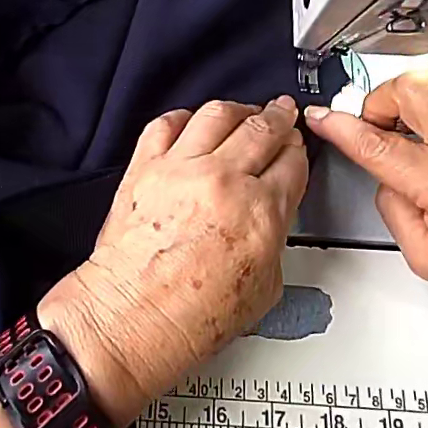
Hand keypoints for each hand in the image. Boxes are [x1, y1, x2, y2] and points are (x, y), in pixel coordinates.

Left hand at [40, 97, 307, 425]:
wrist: (130, 317)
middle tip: (281, 116)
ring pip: (216, 114)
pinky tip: (190, 123)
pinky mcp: (142, 169)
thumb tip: (268, 214)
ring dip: (237, 110)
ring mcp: (179, 170)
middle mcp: (221, 181)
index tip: (296, 148)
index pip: (292, 161)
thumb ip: (272, 236)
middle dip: (278, 118)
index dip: (298, 151)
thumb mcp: (264, 287)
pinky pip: (164, 125)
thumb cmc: (189, 315)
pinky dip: (182, 118)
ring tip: (242, 114)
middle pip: (262, 128)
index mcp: (261, 211)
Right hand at [305, 66, 427, 363]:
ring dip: (421, 90)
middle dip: (380, 100)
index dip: (339, 126)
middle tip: (375, 122)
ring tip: (413, 116)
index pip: (376, 143)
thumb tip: (386, 175)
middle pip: (414, 88)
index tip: (322, 116)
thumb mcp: (427, 258)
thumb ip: (394, 208)